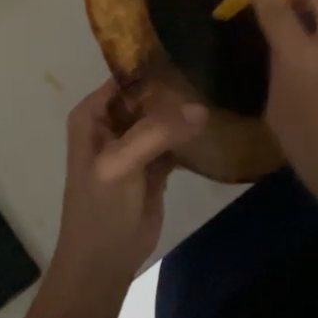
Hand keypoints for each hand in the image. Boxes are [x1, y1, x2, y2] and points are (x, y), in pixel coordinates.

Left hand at [50, 79, 206, 284]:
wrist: (103, 264)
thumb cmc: (100, 209)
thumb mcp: (120, 164)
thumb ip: (157, 132)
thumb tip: (202, 108)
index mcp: (94, 114)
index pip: (128, 76)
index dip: (157, 66)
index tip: (194, 53)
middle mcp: (113, 121)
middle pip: (151, 93)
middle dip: (179, 87)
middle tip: (216, 73)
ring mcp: (136, 142)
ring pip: (166, 114)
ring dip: (188, 109)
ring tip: (222, 91)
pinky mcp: (156, 162)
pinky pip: (177, 136)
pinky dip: (193, 132)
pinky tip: (218, 122)